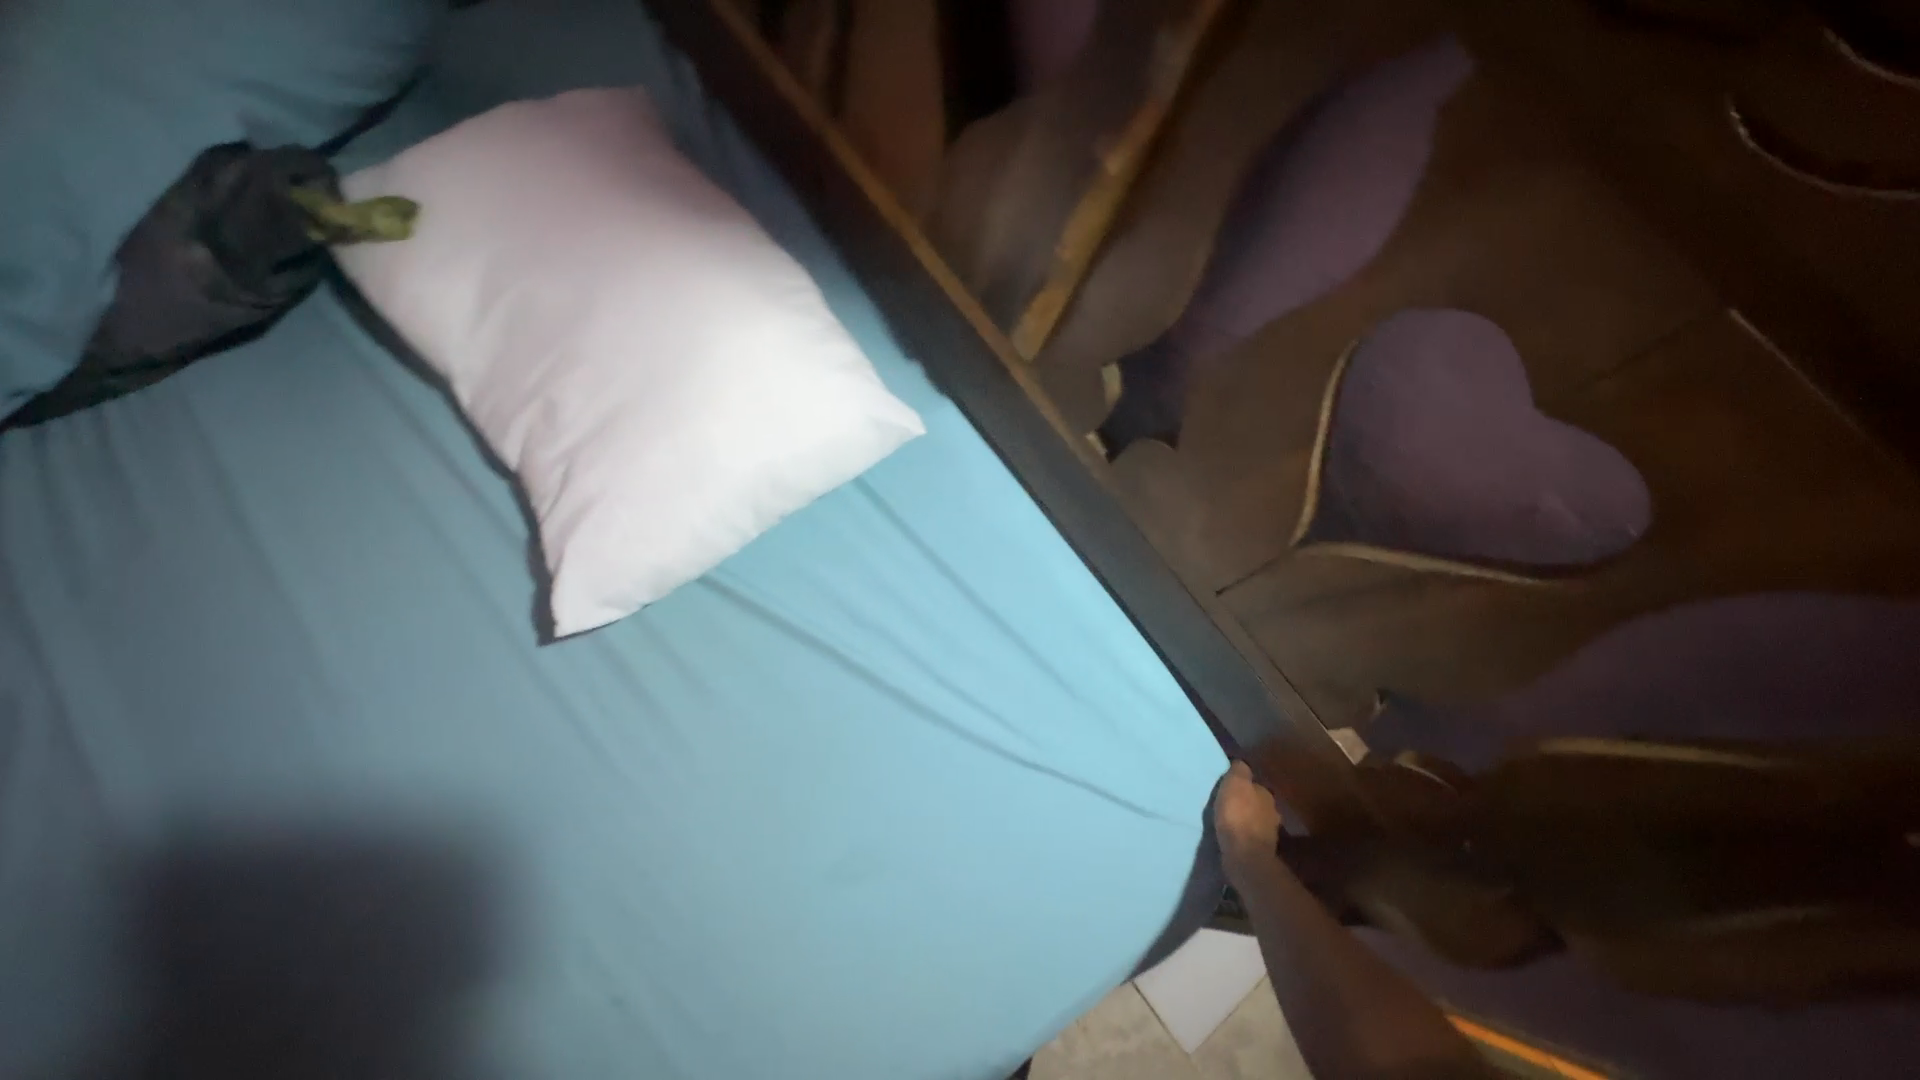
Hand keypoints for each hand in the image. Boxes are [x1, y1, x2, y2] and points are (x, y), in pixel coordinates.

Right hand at [1213, 761, 1282, 878]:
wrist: (1245, 854)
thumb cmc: (1238, 815)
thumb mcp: (1234, 784)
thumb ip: (1239, 771)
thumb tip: (1241, 763)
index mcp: (1266, 794)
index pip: (1255, 784)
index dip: (1242, 785)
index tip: (1229, 788)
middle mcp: (1272, 812)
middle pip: (1257, 803)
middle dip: (1246, 803)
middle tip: (1228, 804)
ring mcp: (1269, 833)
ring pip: (1255, 820)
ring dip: (1245, 820)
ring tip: (1229, 821)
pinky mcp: (1261, 850)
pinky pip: (1250, 837)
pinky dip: (1244, 835)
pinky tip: (1234, 837)